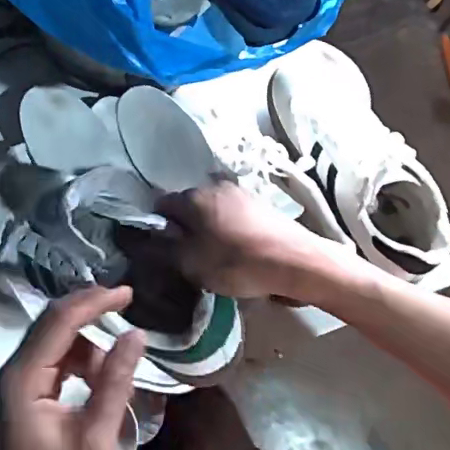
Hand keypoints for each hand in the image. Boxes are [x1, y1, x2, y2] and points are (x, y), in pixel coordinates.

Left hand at [0, 286, 145, 449]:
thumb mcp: (96, 437)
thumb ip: (115, 382)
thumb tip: (136, 334)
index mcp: (24, 378)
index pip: (59, 321)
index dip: (94, 301)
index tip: (129, 292)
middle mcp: (14, 370)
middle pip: (53, 322)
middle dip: (90, 309)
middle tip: (128, 303)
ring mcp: (18, 380)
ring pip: (56, 338)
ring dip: (88, 339)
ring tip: (120, 356)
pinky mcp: (27, 391)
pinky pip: (56, 358)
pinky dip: (81, 357)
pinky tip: (103, 372)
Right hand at [157, 181, 348, 299]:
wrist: (295, 261)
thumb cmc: (238, 262)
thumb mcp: (192, 264)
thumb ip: (166, 248)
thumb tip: (153, 237)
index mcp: (194, 197)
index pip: (162, 205)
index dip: (158, 226)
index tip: (163, 247)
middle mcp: (215, 186)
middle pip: (188, 206)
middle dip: (184, 227)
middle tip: (188, 255)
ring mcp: (240, 193)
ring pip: (211, 210)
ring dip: (207, 228)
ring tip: (214, 256)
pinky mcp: (259, 204)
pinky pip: (231, 215)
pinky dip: (227, 229)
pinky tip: (235, 251)